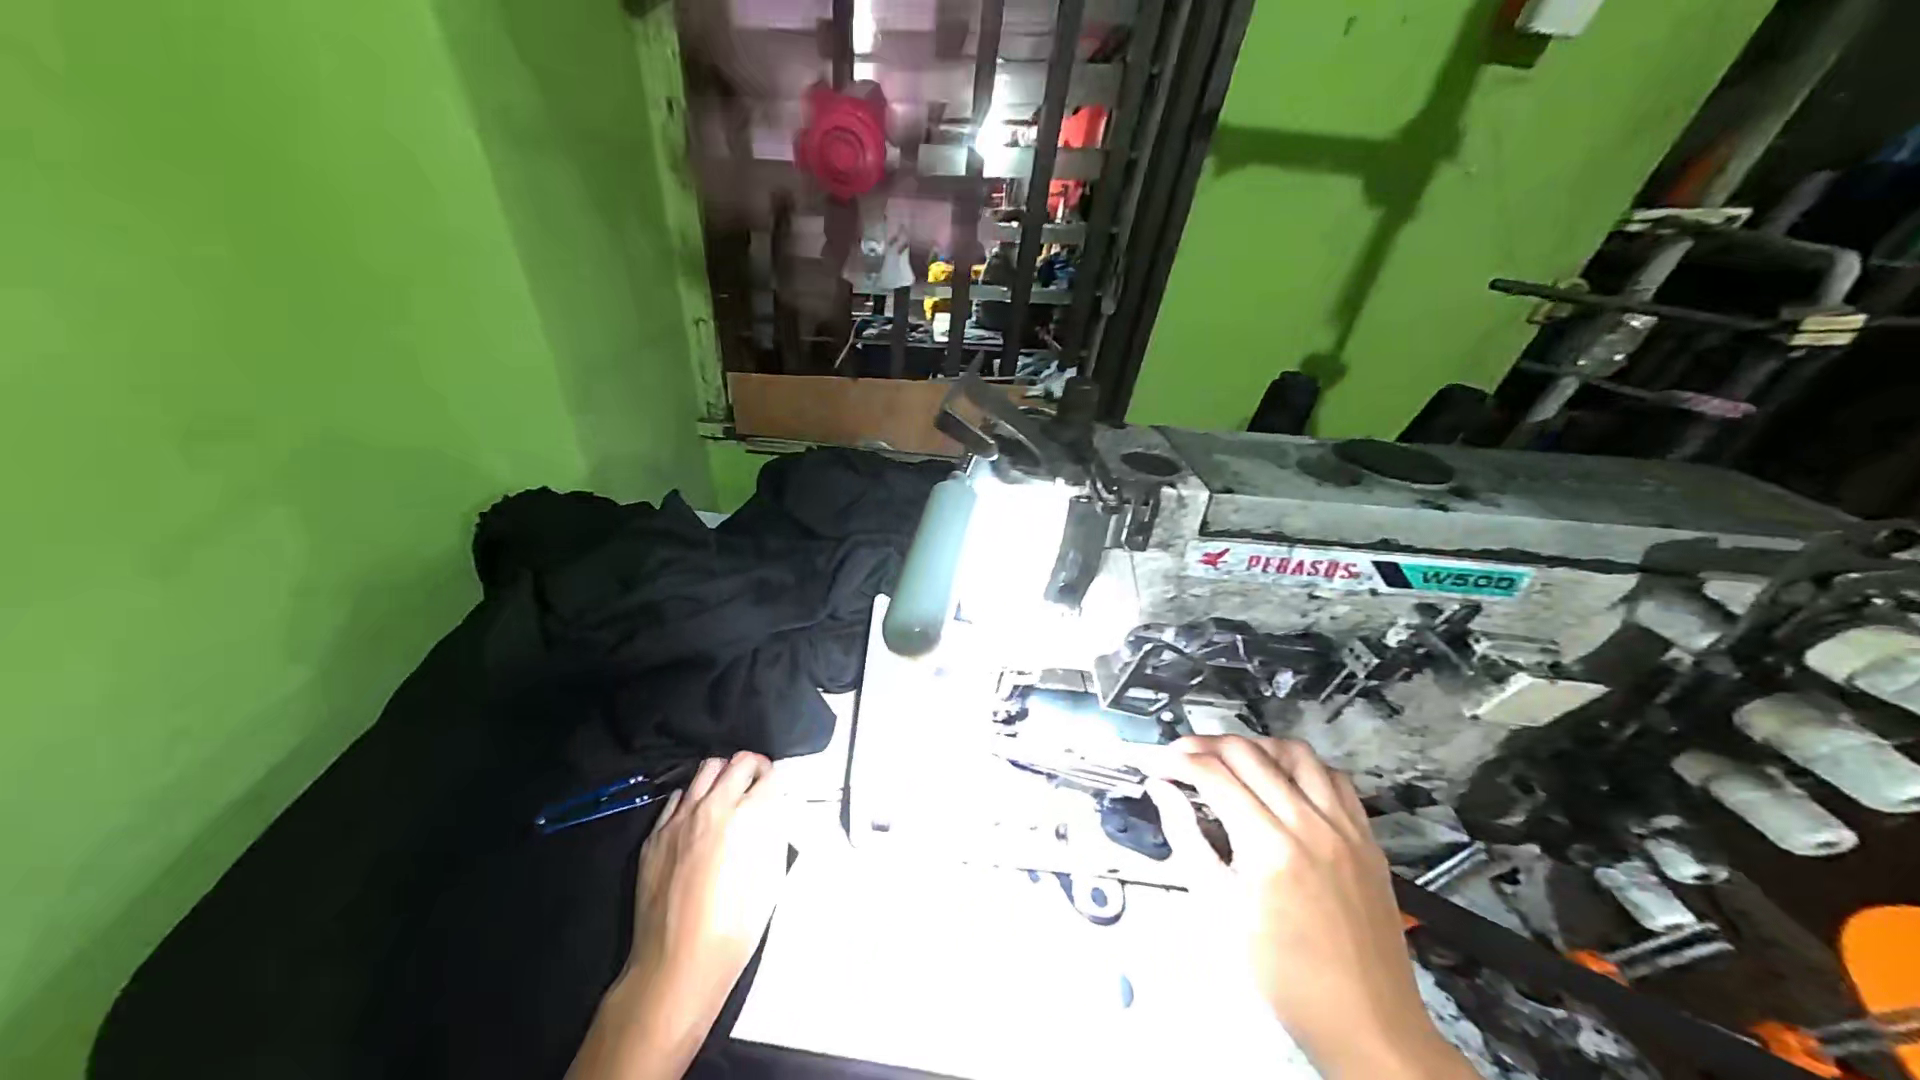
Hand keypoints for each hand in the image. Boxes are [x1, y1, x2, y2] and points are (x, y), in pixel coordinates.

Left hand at [568, 752, 787, 1079]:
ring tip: (729, 792)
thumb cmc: (734, 930)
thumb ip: (774, 834)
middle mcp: (712, 808)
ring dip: (724, 775)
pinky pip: (678, 796)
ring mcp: (679, 819)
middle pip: (739, 762)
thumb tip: (774, 811)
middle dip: (754, 768)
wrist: (676, 965)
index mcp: (747, 818)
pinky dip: (694, 795)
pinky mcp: (655, 835)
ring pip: (706, 769)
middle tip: (758, 783)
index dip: (778, 779)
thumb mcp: (772, 878)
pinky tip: (699, 815)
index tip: (777, 788)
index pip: (769, 775)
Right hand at [1147, 736, 1475, 1079]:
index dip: (1178, 761)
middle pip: (1248, 754)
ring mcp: (1344, 829)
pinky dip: (1301, 767)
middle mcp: (1310, 826)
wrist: (1365, 1024)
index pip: (1214, 775)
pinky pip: (1334, 779)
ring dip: (1254, 746)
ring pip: (1295, 753)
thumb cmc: (1288, 978)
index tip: (1160, 764)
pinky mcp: (1366, 840)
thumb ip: (1188, 840)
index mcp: (1270, 847)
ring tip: (1230, 759)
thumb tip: (1164, 794)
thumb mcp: (1220, 911)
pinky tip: (1282, 780)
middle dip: (1205, 745)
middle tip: (1182, 755)